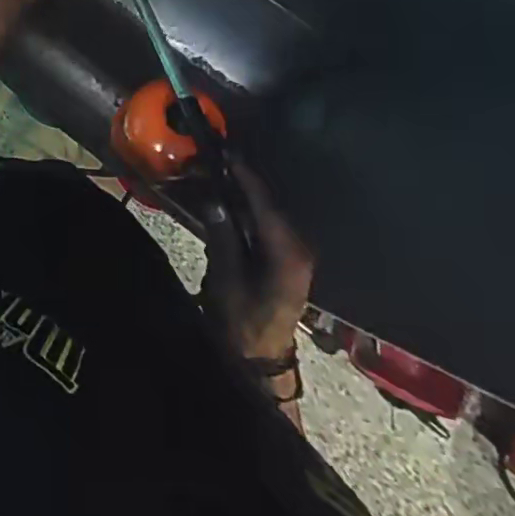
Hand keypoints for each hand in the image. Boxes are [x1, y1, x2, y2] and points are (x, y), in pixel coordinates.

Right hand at [202, 160, 315, 359]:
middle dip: (244, 183)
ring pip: (269, 214)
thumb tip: (215, 198)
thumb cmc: (242, 322)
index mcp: (288, 252)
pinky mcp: (287, 261)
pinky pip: (268, 226)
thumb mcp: (226, 279)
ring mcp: (296, 255)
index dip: (246, 176)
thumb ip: (222, 235)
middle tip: (218, 162)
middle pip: (270, 205)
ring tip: (221, 176)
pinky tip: (232, 204)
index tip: (228, 153)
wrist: (259, 362)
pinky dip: (251, 213)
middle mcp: (298, 248)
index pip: (265, 203)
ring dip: (247, 197)